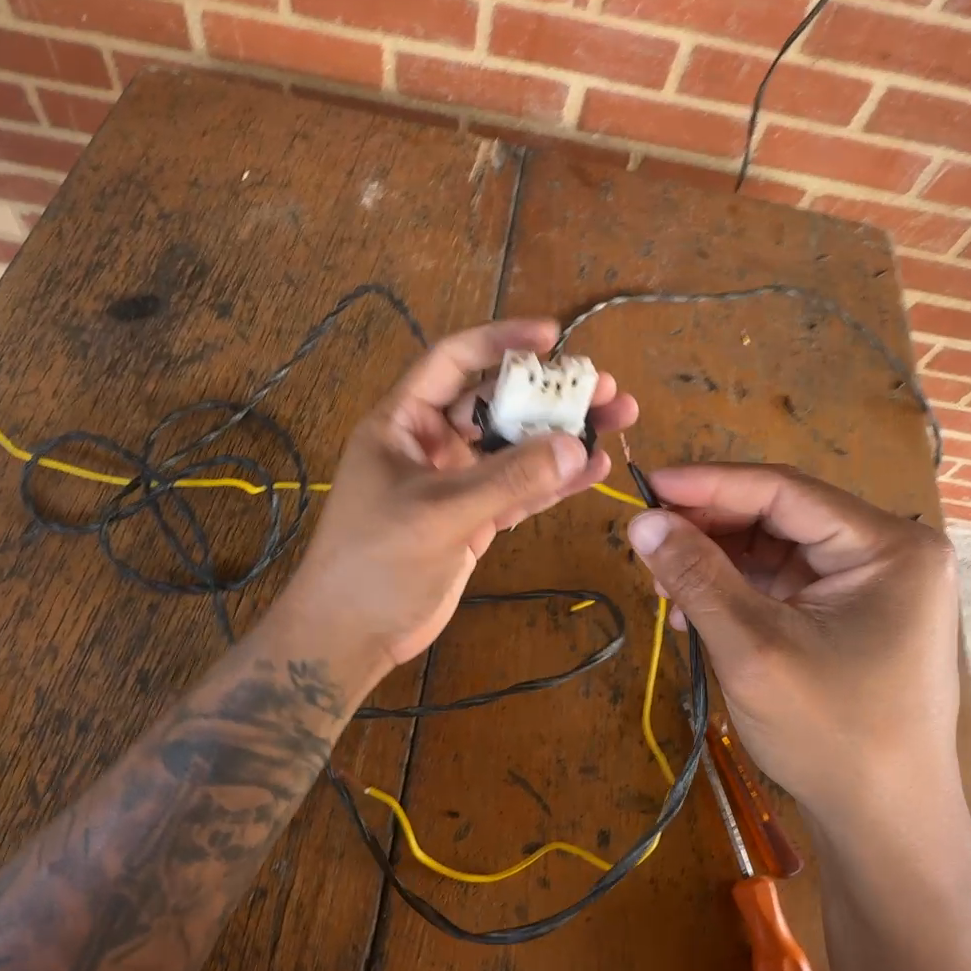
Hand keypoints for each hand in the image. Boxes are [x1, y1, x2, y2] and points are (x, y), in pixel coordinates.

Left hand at [285, 319, 637, 669]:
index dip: (499, 341)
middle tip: (605, 388)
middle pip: (496, 404)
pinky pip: (519, 489)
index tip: (551, 336)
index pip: (453, 363)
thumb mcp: (439, 514)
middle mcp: (430, 444)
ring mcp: (454, 482)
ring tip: (618, 421)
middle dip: (548, 394)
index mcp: (403, 423)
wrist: (352, 634)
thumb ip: (507, 480)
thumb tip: (577, 446)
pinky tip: (594, 470)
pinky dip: (553, 481)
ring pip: (514, 447)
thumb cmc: (376, 562)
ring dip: (561, 436)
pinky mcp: (473, 519)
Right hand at [623, 464, 960, 830]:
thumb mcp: (753, 648)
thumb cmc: (830, 734)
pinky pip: (783, 585)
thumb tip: (640, 521)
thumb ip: (696, 576)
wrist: (885, 826)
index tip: (646, 485)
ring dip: (717, 563)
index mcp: (889, 547)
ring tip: (663, 585)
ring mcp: (872, 587)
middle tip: (647, 541)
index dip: (709, 484)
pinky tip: (694, 612)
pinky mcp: (851, 616)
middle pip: (781, 518)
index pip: (785, 492)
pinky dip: (737, 592)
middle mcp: (889, 554)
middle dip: (710, 529)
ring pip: (776, 550)